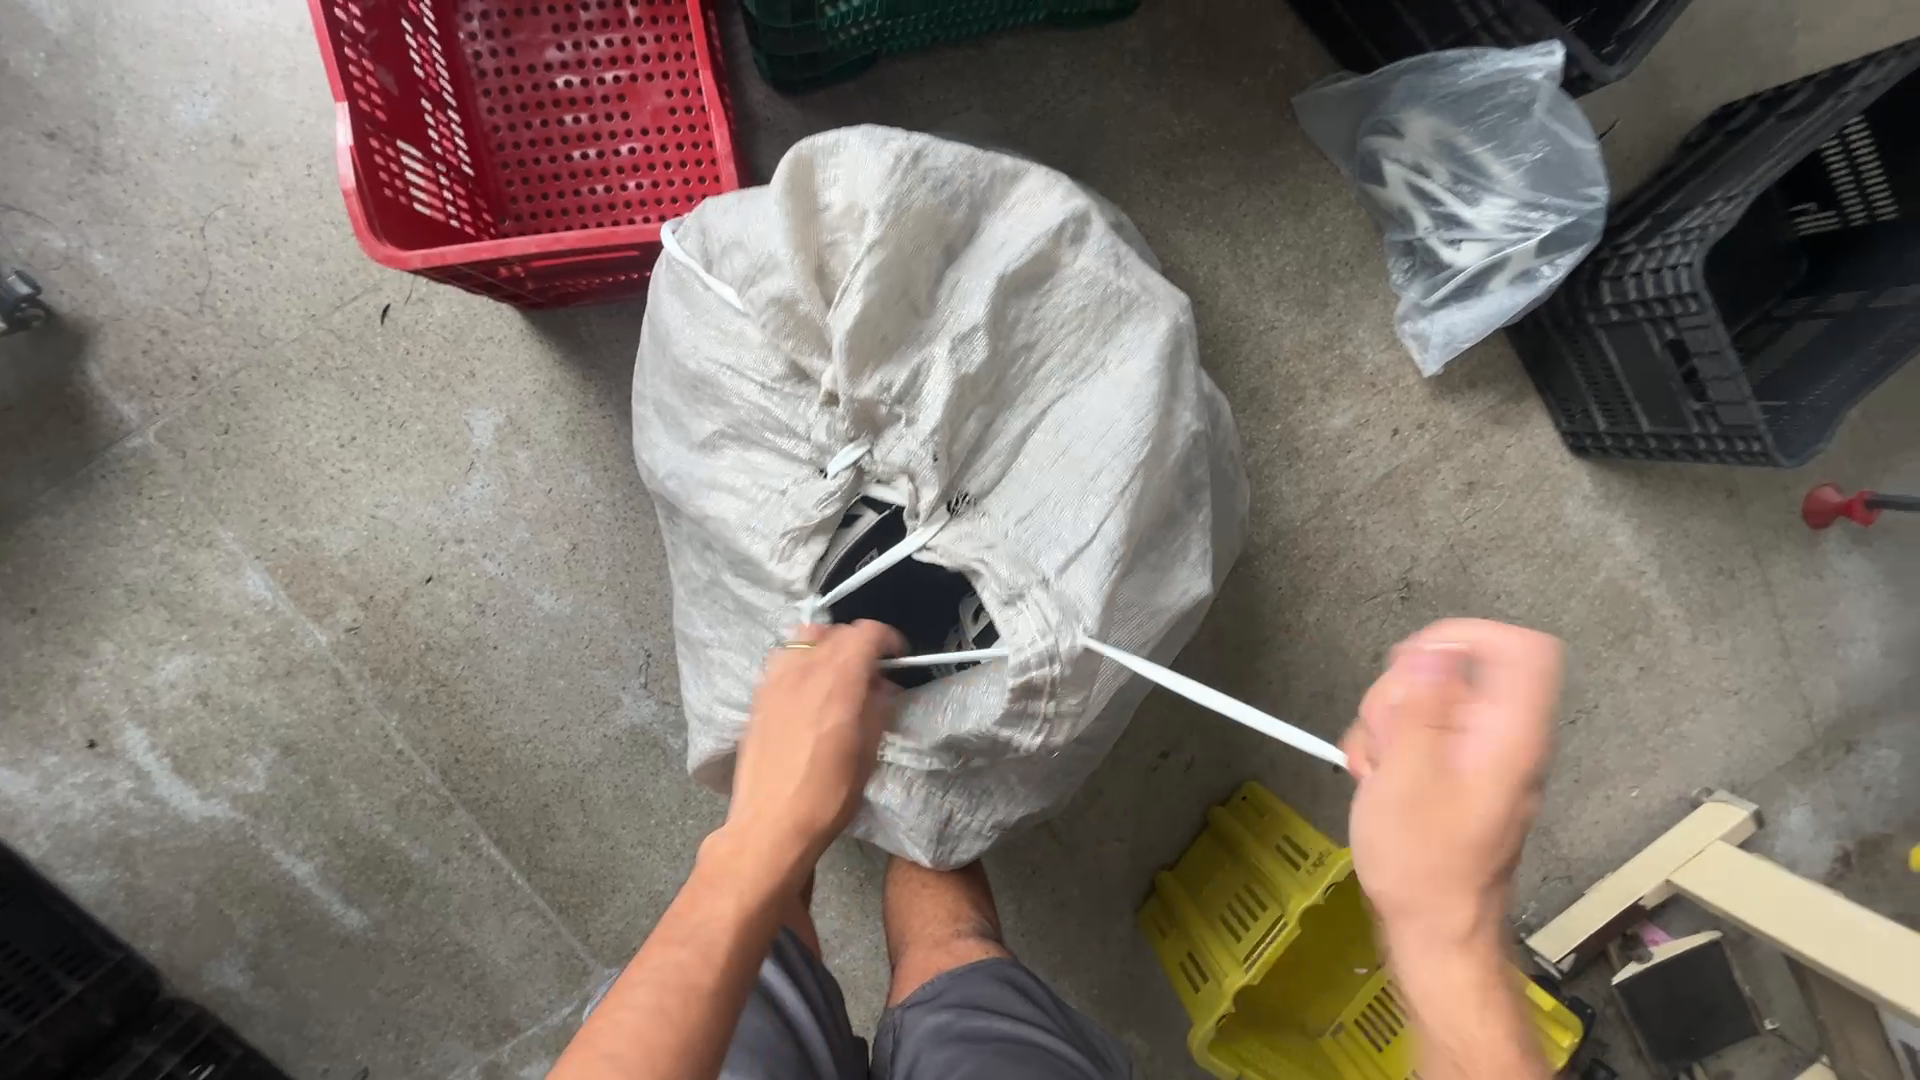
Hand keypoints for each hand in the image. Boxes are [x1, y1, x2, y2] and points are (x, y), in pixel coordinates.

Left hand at [723, 621, 905, 880]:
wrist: (771, 825)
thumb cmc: (828, 795)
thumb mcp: (869, 752)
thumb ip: (877, 707)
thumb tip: (880, 686)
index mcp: (840, 680)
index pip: (868, 633)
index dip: (888, 639)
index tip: (897, 658)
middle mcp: (806, 670)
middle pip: (837, 631)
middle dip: (859, 643)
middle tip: (871, 670)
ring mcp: (776, 679)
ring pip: (805, 637)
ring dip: (827, 645)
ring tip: (836, 672)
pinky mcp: (758, 695)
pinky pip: (783, 658)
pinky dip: (801, 660)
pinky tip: (807, 689)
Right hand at [1342, 619, 1561, 947]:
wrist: (1431, 926)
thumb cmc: (1422, 862)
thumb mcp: (1409, 777)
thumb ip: (1421, 708)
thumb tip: (1433, 651)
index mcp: (1508, 735)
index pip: (1517, 649)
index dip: (1462, 637)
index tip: (1410, 666)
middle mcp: (1499, 736)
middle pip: (1451, 670)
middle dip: (1399, 694)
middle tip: (1387, 738)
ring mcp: (1473, 752)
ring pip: (1422, 698)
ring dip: (1383, 724)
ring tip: (1380, 769)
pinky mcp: (1450, 767)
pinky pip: (1413, 728)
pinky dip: (1385, 744)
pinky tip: (1377, 777)